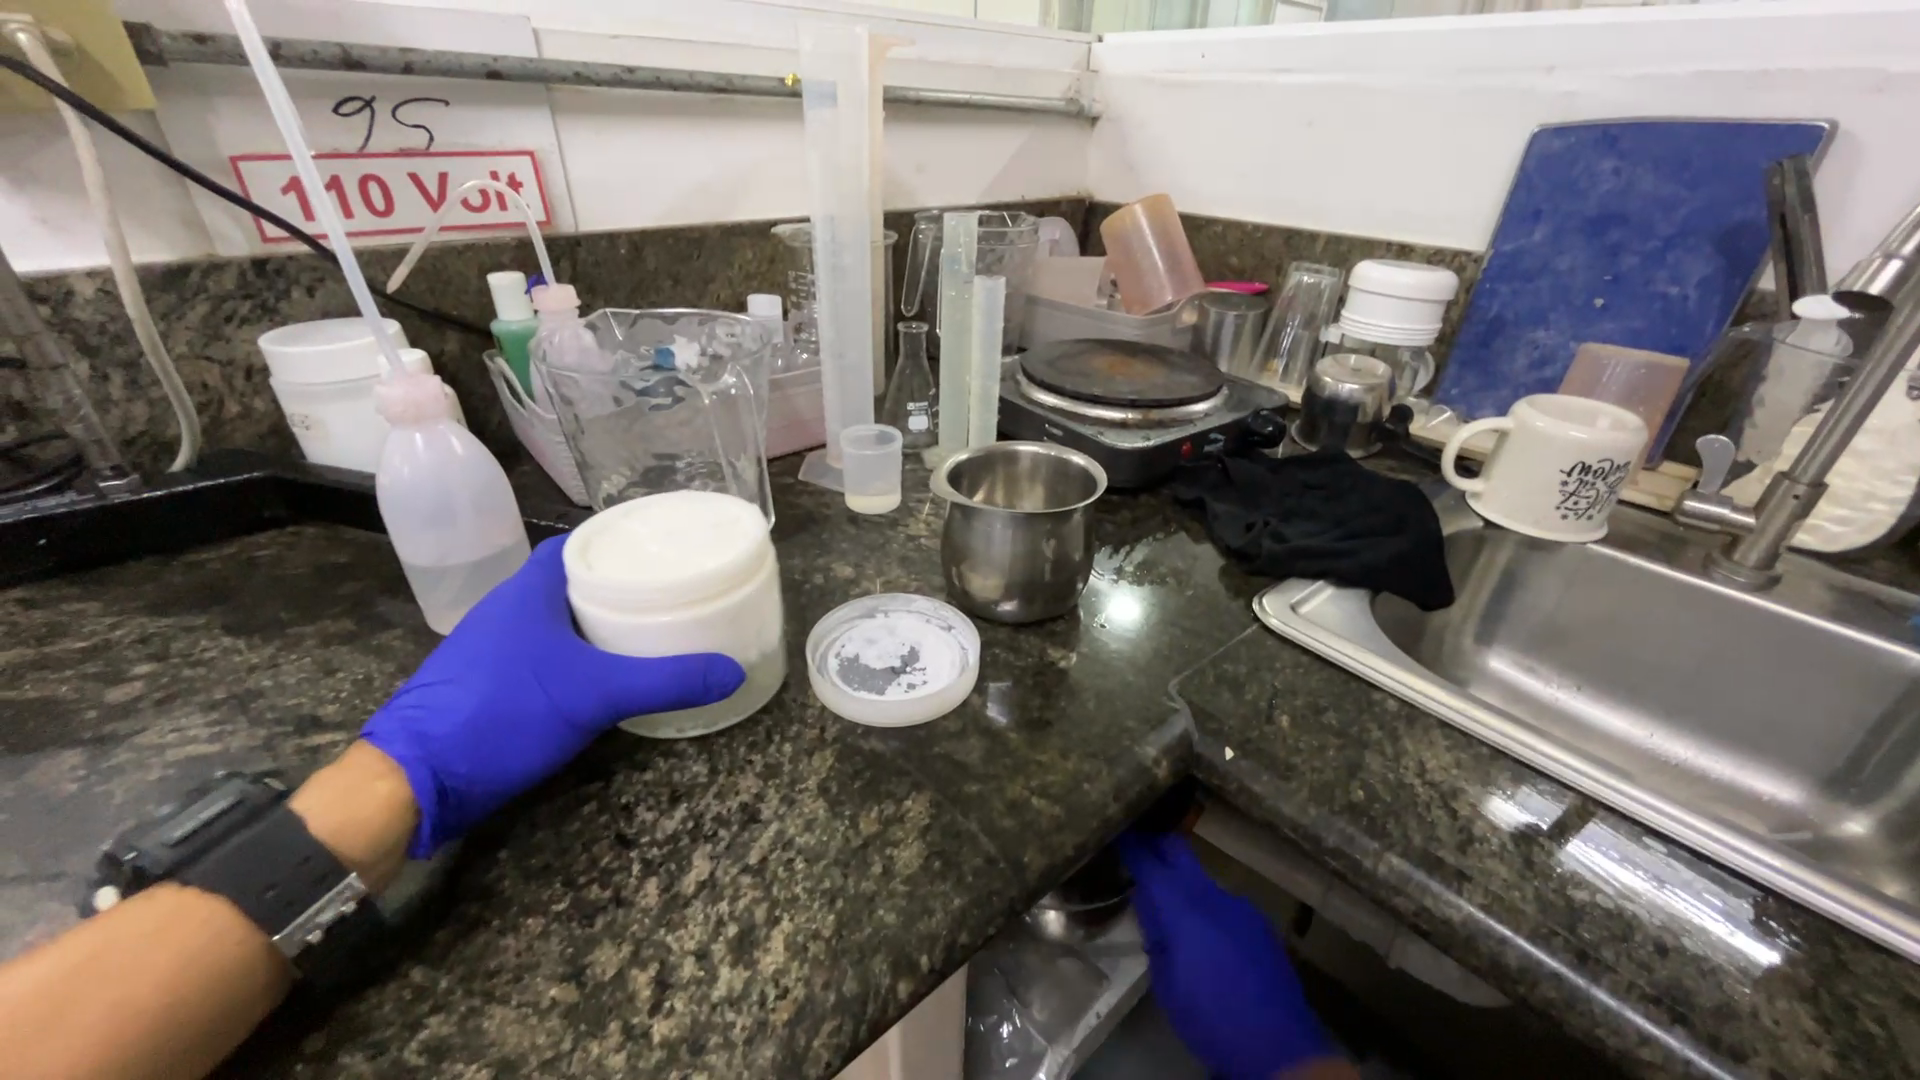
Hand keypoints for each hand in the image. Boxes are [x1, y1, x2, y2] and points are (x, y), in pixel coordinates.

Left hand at [363, 536, 745, 855]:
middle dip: (620, 582)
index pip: (579, 544)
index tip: (664, 549)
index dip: (620, 541)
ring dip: (600, 620)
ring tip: (653, 625)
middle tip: (672, 588)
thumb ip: (666, 681)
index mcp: (530, 591)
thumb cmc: (503, 712)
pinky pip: (550, 653)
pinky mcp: (494, 684)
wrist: (415, 780)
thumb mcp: (597, 694)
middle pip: (573, 581)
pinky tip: (610, 672)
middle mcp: (510, 610)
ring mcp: (497, 648)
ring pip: (560, 619)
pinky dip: (582, 653)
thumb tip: (732, 672)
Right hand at [1117, 830, 1338, 1079]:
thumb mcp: (1165, 982)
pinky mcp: (1260, 922)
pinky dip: (1207, 908)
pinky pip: (1223, 902)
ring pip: (1202, 879)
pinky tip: (1207, 937)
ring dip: (1184, 885)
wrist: (1279, 1046)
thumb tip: (1148, 908)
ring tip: (1172, 912)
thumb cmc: (1209, 1017)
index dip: (1129, 844)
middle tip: (1139, 853)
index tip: (1115, 834)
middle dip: (1157, 846)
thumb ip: (1155, 936)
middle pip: (1178, 849)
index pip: (1147, 860)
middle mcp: (1210, 894)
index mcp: (1181, 906)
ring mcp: (1240, 905)